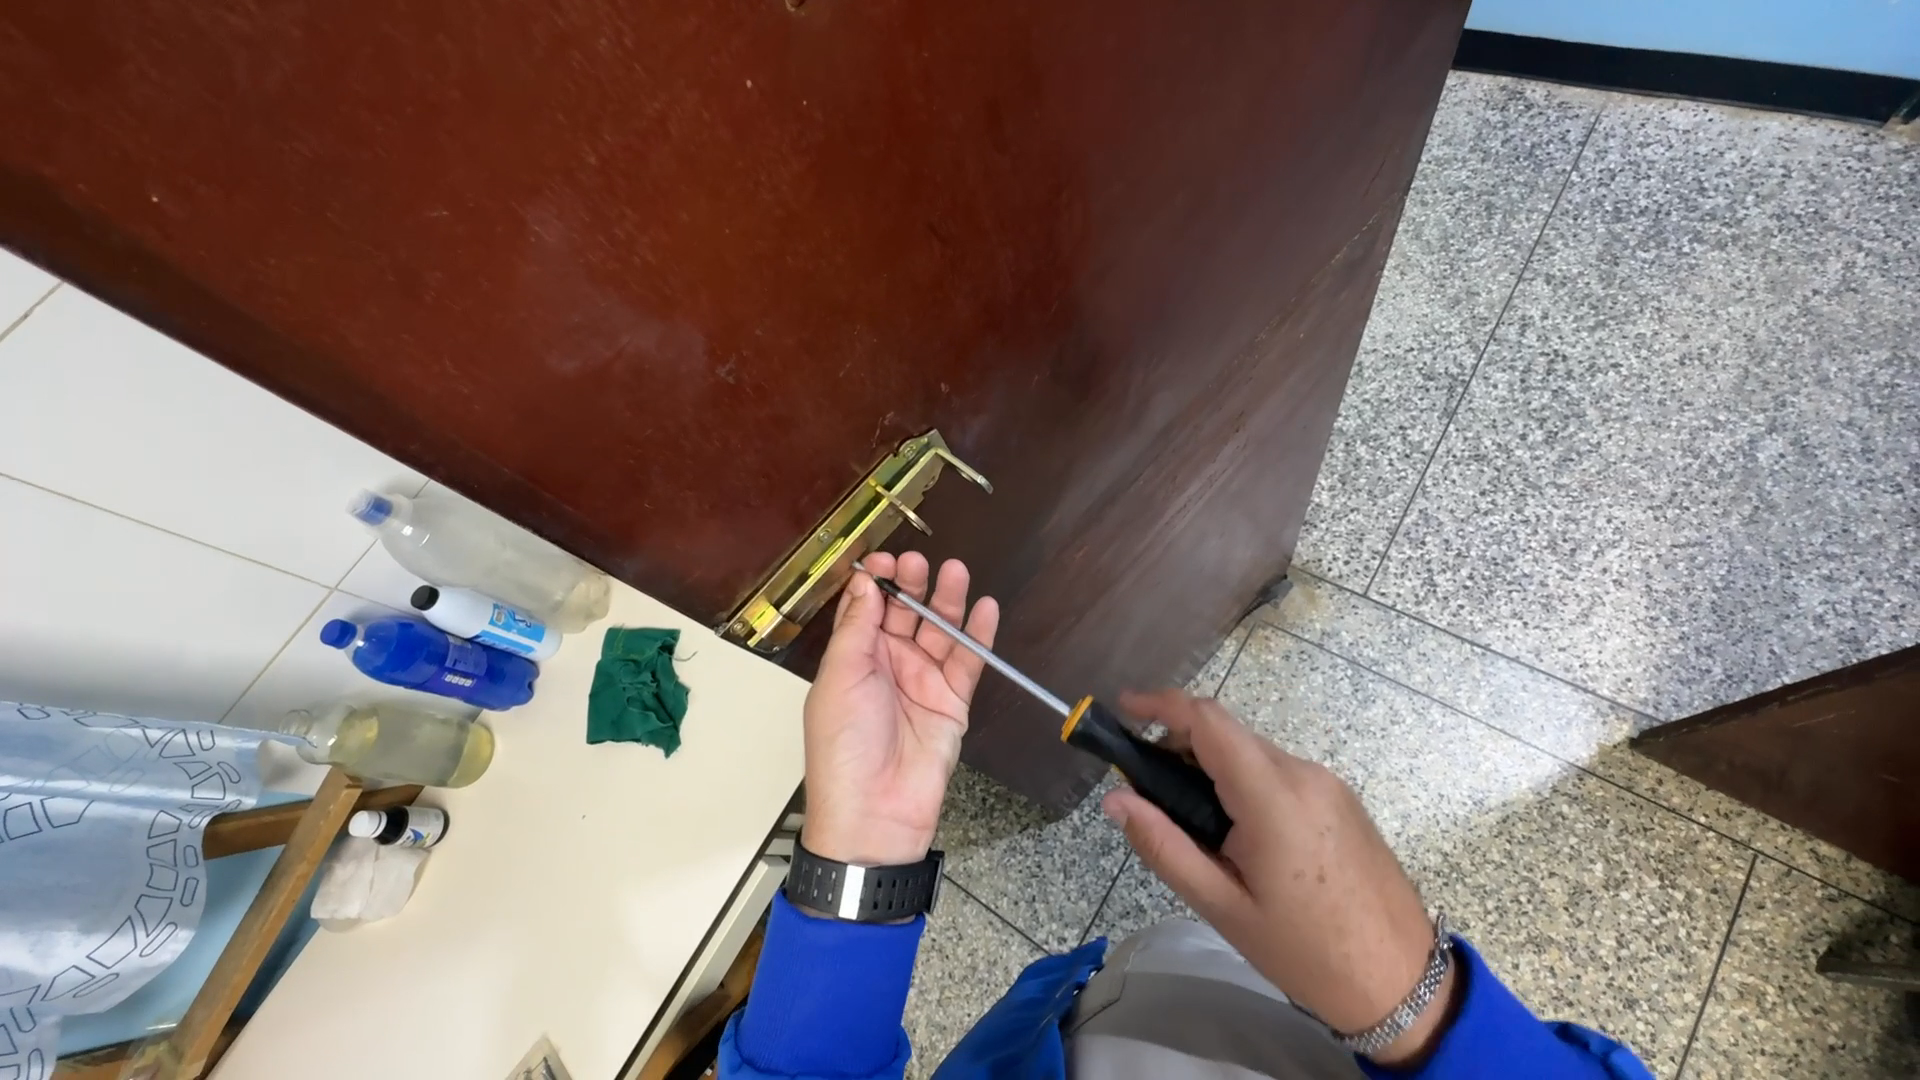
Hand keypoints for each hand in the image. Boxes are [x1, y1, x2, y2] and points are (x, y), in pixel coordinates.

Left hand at [801, 552, 998, 866]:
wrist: (875, 812)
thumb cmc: (843, 748)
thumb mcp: (840, 679)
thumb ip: (857, 628)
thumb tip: (865, 583)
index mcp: (853, 660)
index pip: (867, 610)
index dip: (876, 583)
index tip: (884, 560)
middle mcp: (888, 665)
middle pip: (905, 614)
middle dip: (912, 585)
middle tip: (919, 563)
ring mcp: (922, 682)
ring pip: (939, 631)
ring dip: (948, 601)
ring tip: (957, 572)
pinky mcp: (952, 702)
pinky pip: (968, 661)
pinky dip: (979, 635)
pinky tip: (985, 608)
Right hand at [1101, 690, 1455, 1065]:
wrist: (1405, 985)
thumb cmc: (1304, 951)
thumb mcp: (1221, 905)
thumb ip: (1162, 845)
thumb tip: (1113, 800)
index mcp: (1273, 796)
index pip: (1209, 720)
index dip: (1161, 704)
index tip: (1124, 707)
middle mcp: (1303, 773)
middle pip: (1226, 734)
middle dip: (1179, 745)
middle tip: (1148, 792)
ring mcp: (1327, 782)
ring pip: (1250, 752)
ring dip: (1211, 767)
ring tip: (1194, 824)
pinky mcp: (1340, 797)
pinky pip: (1276, 770)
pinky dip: (1242, 780)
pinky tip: (1237, 831)